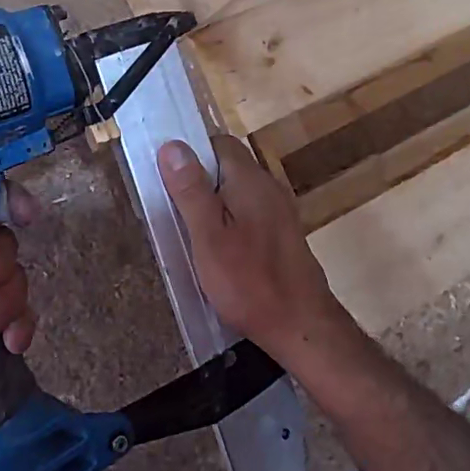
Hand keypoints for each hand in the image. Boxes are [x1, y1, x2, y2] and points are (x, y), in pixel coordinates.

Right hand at [157, 137, 359, 365]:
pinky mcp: (283, 234)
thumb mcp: (208, 237)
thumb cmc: (249, 282)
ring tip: (189, 231)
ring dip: (214, 203)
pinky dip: (230, 221)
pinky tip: (218, 249)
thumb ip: (191, 190)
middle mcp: (268, 186)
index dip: (191, 152)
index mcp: (249, 179)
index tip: (167, 175)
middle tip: (172, 208)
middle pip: (228, 166)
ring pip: (238, 191)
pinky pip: (249, 212)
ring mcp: (279, 210)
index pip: (218, 143)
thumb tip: (172, 146)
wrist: (302, 327)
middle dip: (199, 180)